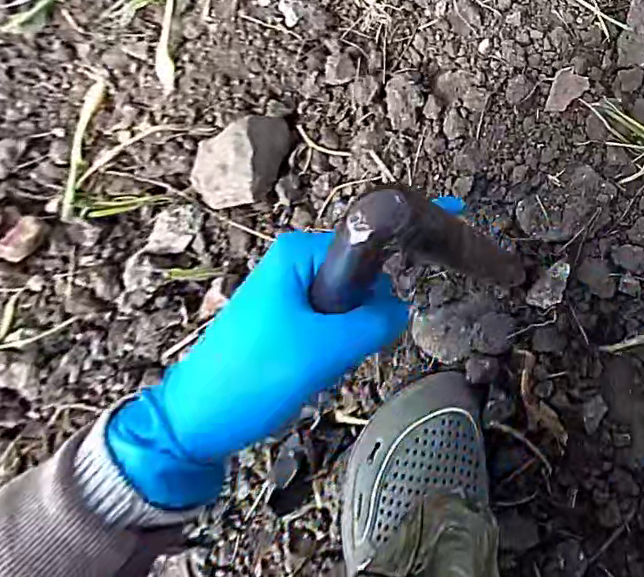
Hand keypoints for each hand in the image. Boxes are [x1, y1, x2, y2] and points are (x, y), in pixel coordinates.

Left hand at [106, 231, 407, 506]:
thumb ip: (378, 320)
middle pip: (368, 270)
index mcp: (300, 252)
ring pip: (355, 298)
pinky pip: (337, 317)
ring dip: (356, 331)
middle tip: (359, 342)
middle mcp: (297, 260)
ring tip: (332, 363)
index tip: (458, 212)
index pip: (373, 233)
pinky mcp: (291, 314)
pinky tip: (327, 367)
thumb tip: (400, 308)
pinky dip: (343, 340)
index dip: (414, 231)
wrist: (185, 432)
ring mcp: (293, 287)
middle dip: (373, 307)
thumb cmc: (249, 380)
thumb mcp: (324, 349)